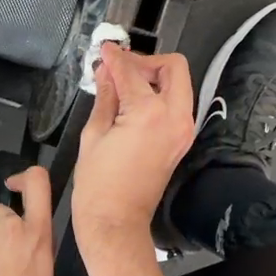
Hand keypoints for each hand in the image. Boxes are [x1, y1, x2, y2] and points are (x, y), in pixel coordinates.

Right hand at [71, 45, 195, 248]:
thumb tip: (105, 74)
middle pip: (172, 68)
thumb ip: (105, 98)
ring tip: (122, 86)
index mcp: (149, 113)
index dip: (115, 58)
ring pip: (177, 86)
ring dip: (153, 79)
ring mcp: (182, 131)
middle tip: (119, 67)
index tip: (104, 51)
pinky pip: (174, 107)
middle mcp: (174, 117)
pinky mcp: (180, 142)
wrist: (115, 223)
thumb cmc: (98, 189)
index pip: (131, 72)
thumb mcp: (93, 136)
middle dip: (145, 62)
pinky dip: (157, 98)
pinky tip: (131, 104)